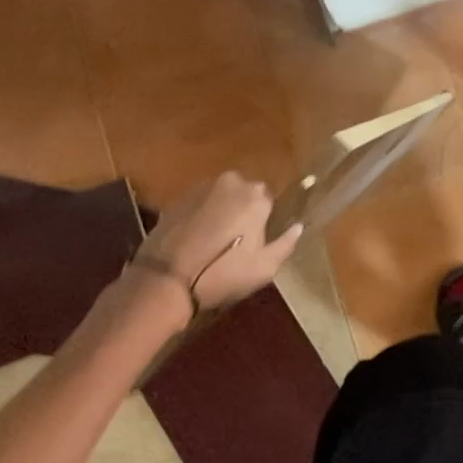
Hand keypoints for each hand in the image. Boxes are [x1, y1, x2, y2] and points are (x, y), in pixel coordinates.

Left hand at [133, 172, 302, 311]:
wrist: (165, 279)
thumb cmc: (223, 274)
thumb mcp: (264, 268)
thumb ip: (286, 243)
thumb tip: (297, 227)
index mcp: (256, 196)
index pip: (269, 202)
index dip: (264, 223)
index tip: (258, 242)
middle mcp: (230, 183)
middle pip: (244, 195)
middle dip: (243, 213)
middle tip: (237, 243)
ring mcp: (200, 188)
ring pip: (221, 198)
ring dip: (221, 214)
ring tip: (214, 243)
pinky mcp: (177, 199)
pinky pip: (200, 205)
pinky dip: (201, 218)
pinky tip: (196, 241)